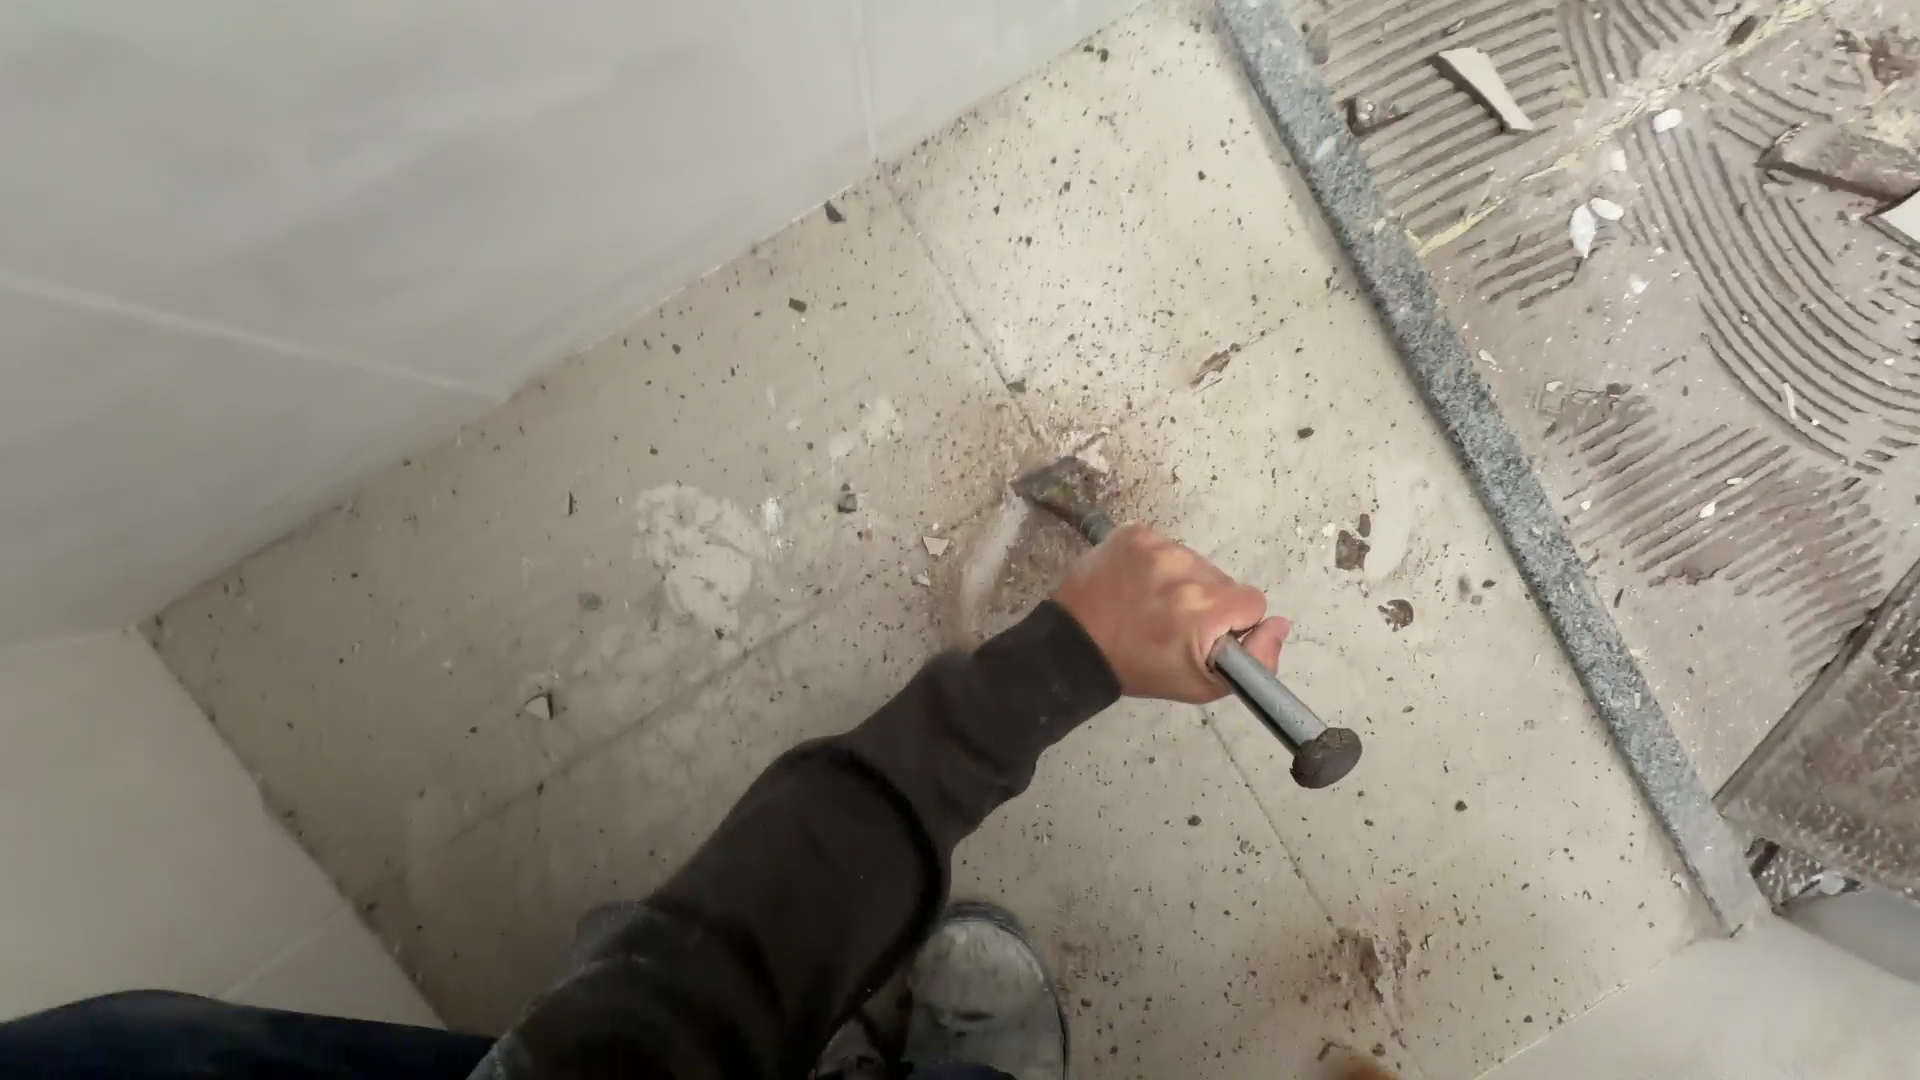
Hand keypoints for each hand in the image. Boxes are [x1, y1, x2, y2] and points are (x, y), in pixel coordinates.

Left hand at [1050, 523, 1288, 703]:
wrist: (1076, 644)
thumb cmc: (1138, 667)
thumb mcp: (1202, 684)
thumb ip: (1256, 659)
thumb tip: (1280, 625)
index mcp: (1206, 606)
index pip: (1252, 602)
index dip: (1232, 622)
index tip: (1205, 633)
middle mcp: (1185, 569)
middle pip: (1221, 580)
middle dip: (1206, 600)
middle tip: (1171, 622)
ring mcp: (1156, 546)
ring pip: (1193, 562)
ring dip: (1180, 580)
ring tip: (1150, 603)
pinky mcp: (1133, 534)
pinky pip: (1163, 545)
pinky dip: (1156, 563)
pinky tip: (1137, 585)